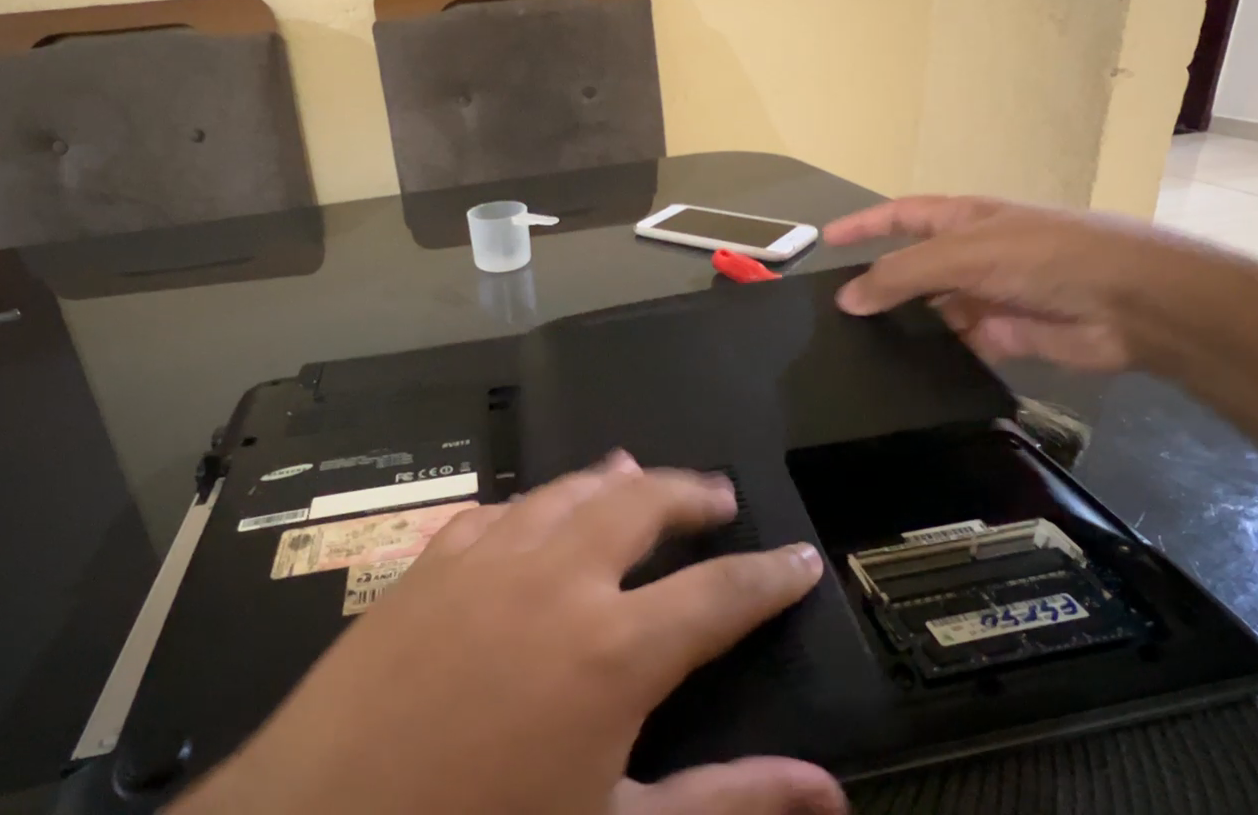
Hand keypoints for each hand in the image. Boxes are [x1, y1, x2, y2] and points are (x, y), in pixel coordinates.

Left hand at [171, 451, 842, 814]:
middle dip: (691, 495)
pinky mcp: (431, 561)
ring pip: (569, 492)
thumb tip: (826, 790)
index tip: (799, 558)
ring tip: (639, 475)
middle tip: (718, 497)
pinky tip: (538, 512)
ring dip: (613, 482)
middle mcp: (557, 579)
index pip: (720, 593)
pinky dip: (535, 505)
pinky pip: (498, 512)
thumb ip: (725, 801)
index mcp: (614, 648)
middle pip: (642, 507)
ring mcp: (487, 559)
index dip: (770, 575)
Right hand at [825, 196, 1190, 372]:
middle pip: (912, 269)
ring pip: (930, 312)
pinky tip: (900, 372)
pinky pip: (955, 346)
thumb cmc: (1046, 255)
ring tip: (855, 348)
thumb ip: (902, 275)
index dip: (865, 225)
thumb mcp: (965, 253)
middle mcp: (972, 256)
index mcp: (964, 221)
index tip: (824, 241)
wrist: (1131, 304)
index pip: (902, 216)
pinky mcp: (1003, 336)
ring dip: (902, 326)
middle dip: (877, 287)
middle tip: (832, 315)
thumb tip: (846, 300)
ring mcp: (987, 297)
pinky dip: (932, 356)